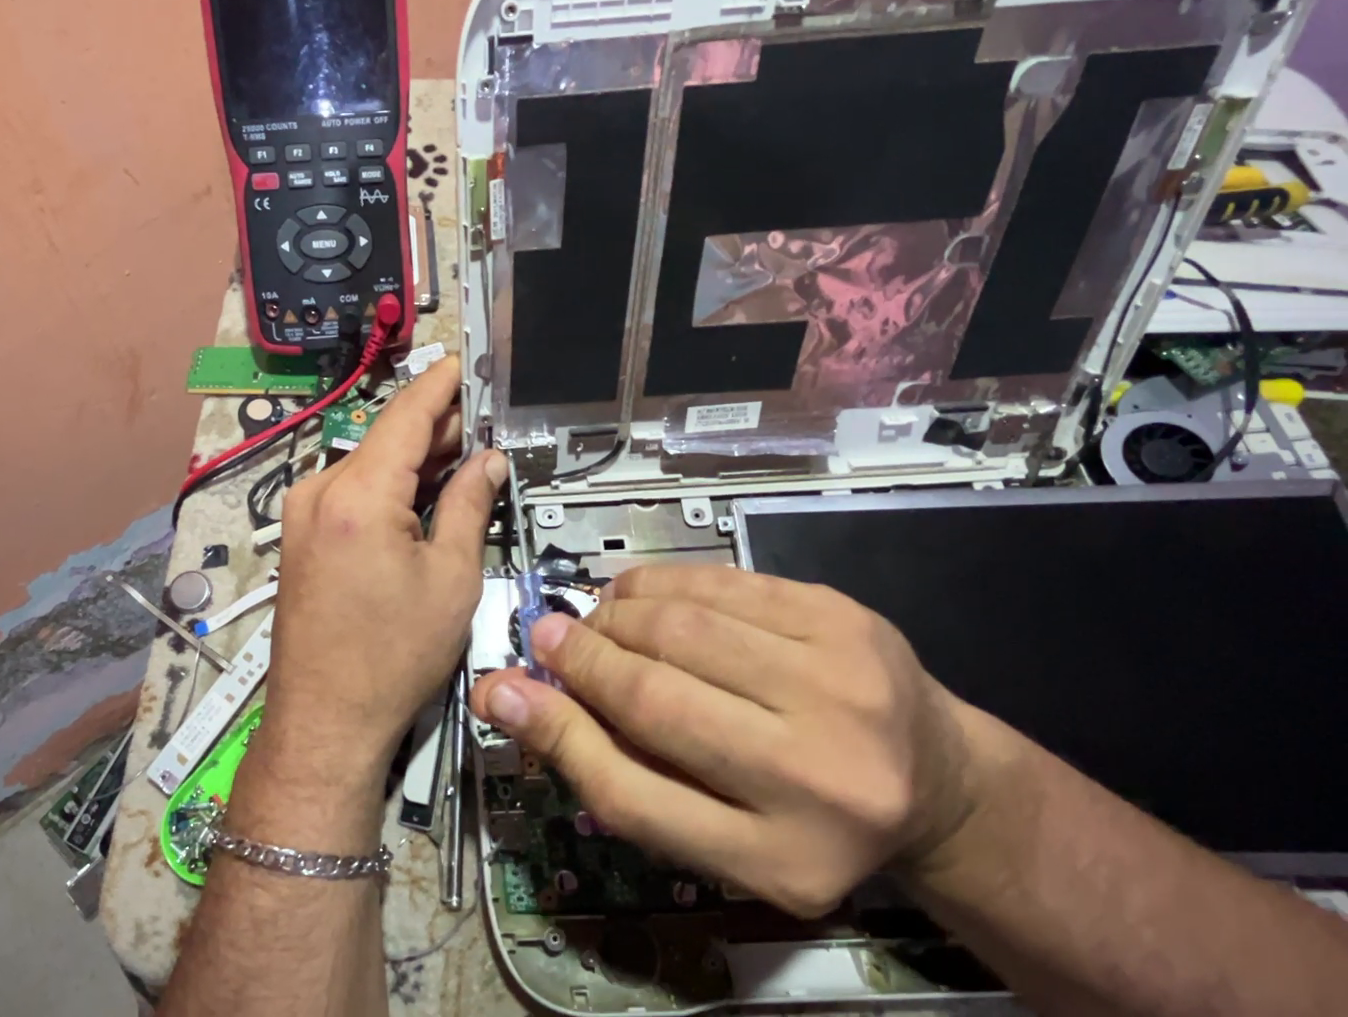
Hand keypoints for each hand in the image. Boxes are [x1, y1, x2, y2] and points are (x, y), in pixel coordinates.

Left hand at [266, 356, 506, 776]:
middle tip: (486, 426)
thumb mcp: (450, 579)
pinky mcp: (300, 536)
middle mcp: (319, 491)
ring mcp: (302, 513)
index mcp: (356, 495)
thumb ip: (467, 506)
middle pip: (386, 438)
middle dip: (437, 429)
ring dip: (415, 461)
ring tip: (465, 460)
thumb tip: (487, 461)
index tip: (467, 362)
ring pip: (369, 465)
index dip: (442, 385)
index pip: (406, 415)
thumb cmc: (393, 656)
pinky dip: (389, 487)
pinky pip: (350, 493)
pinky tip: (424, 495)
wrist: (325, 718)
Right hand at [470, 564, 981, 917]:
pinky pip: (719, 582)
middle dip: (581, 656)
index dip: (555, 729)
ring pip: (681, 626)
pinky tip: (643, 597)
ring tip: (600, 622)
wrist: (933, 782)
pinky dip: (660, 582)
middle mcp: (821, 777)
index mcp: (778, 857)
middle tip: (550, 638)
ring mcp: (843, 685)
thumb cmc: (802, 818)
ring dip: (616, 615)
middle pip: (653, 696)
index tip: (506, 684)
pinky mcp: (845, 617)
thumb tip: (506, 693)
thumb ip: (606, 768)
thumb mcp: (709, 833)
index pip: (631, 792)